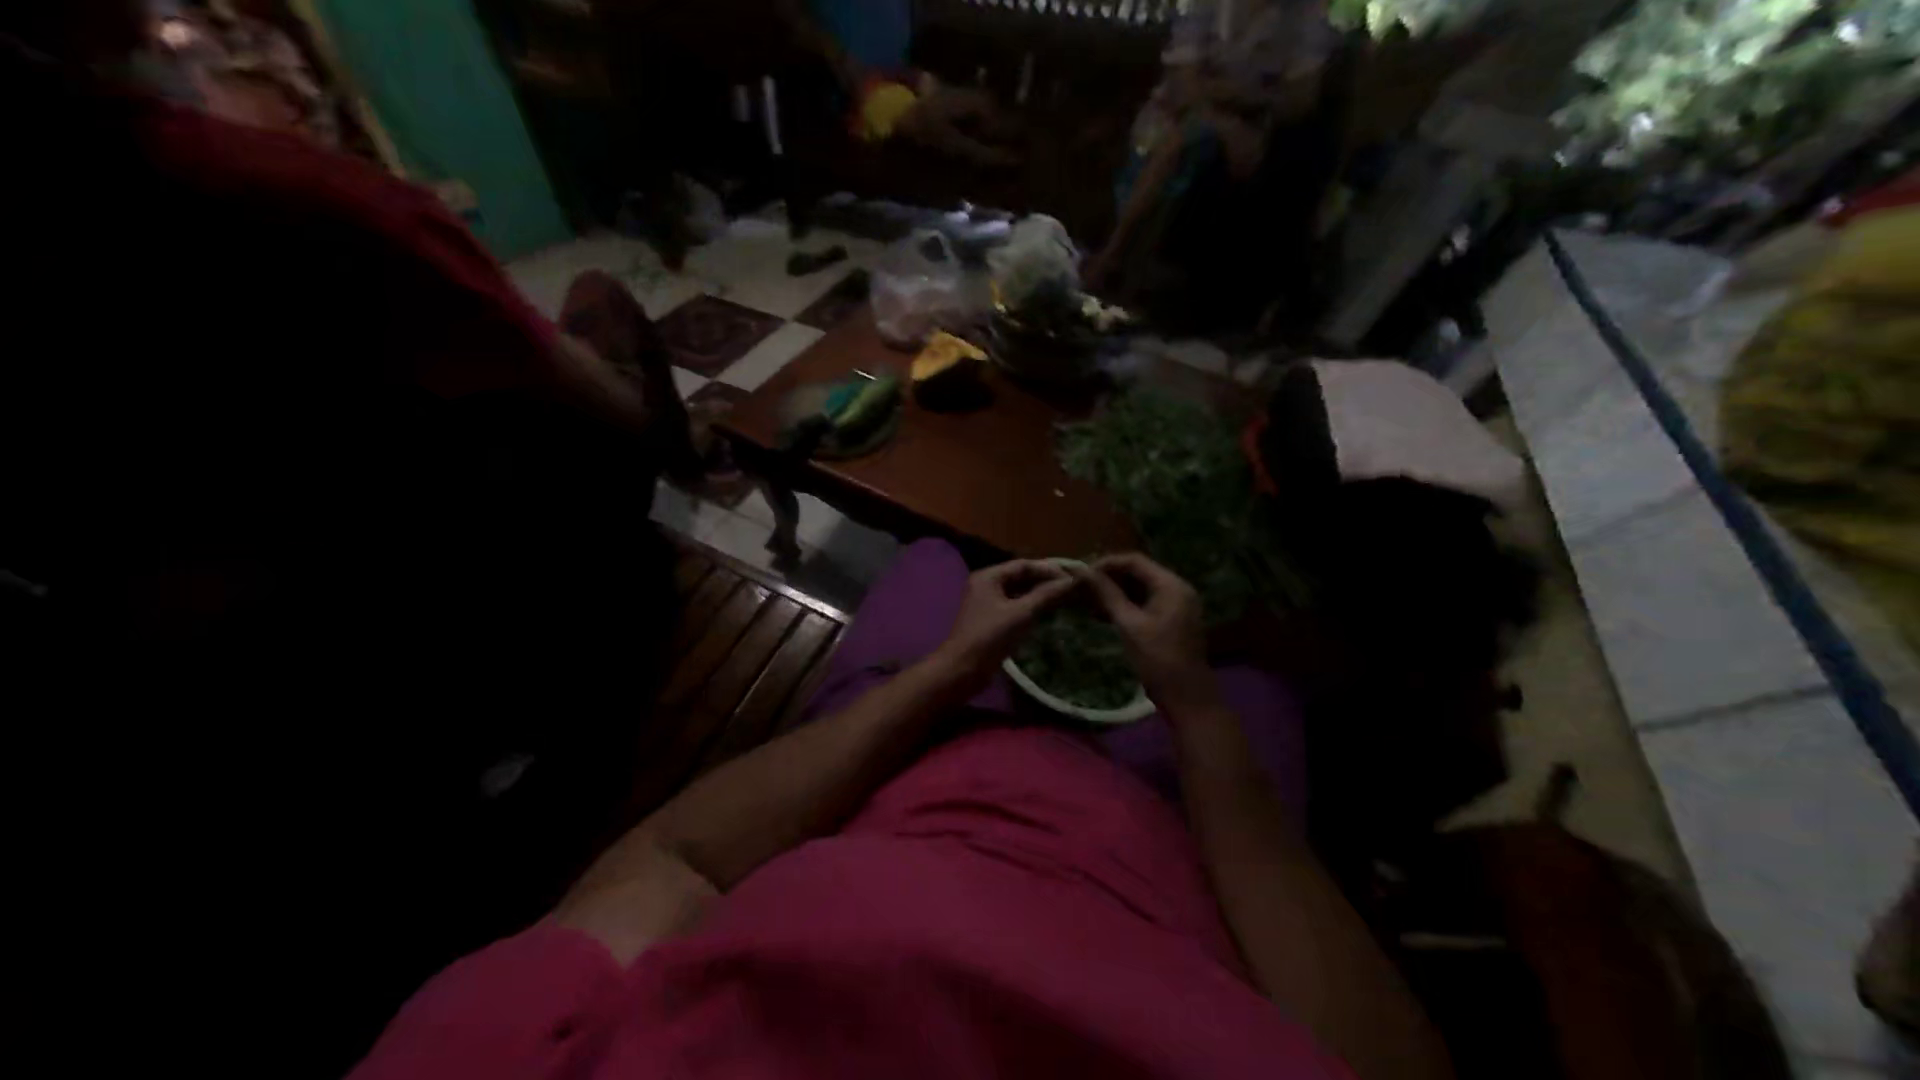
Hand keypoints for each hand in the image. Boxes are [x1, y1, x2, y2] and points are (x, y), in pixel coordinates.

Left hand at [932, 560, 1076, 687]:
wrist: (963, 669)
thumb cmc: (990, 637)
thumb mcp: (1021, 614)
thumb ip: (1046, 595)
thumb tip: (1072, 580)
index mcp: (989, 577)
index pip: (1023, 565)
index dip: (1049, 570)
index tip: (1073, 576)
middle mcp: (986, 585)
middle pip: (1021, 577)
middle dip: (1045, 581)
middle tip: (1072, 587)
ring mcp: (988, 603)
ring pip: (1019, 593)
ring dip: (1040, 594)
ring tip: (1066, 598)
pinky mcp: (991, 620)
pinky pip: (1015, 607)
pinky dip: (1032, 607)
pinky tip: (1049, 613)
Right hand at [1073, 554, 1217, 712]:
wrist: (1185, 695)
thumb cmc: (1157, 658)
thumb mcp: (1128, 624)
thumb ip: (1107, 594)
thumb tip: (1082, 571)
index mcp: (1171, 585)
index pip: (1134, 561)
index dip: (1106, 563)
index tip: (1082, 573)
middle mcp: (1177, 588)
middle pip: (1138, 572)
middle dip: (1109, 578)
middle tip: (1082, 587)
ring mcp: (1176, 604)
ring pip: (1140, 588)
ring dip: (1115, 592)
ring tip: (1087, 600)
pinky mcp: (1171, 619)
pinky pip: (1145, 603)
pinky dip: (1125, 605)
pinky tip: (1102, 614)